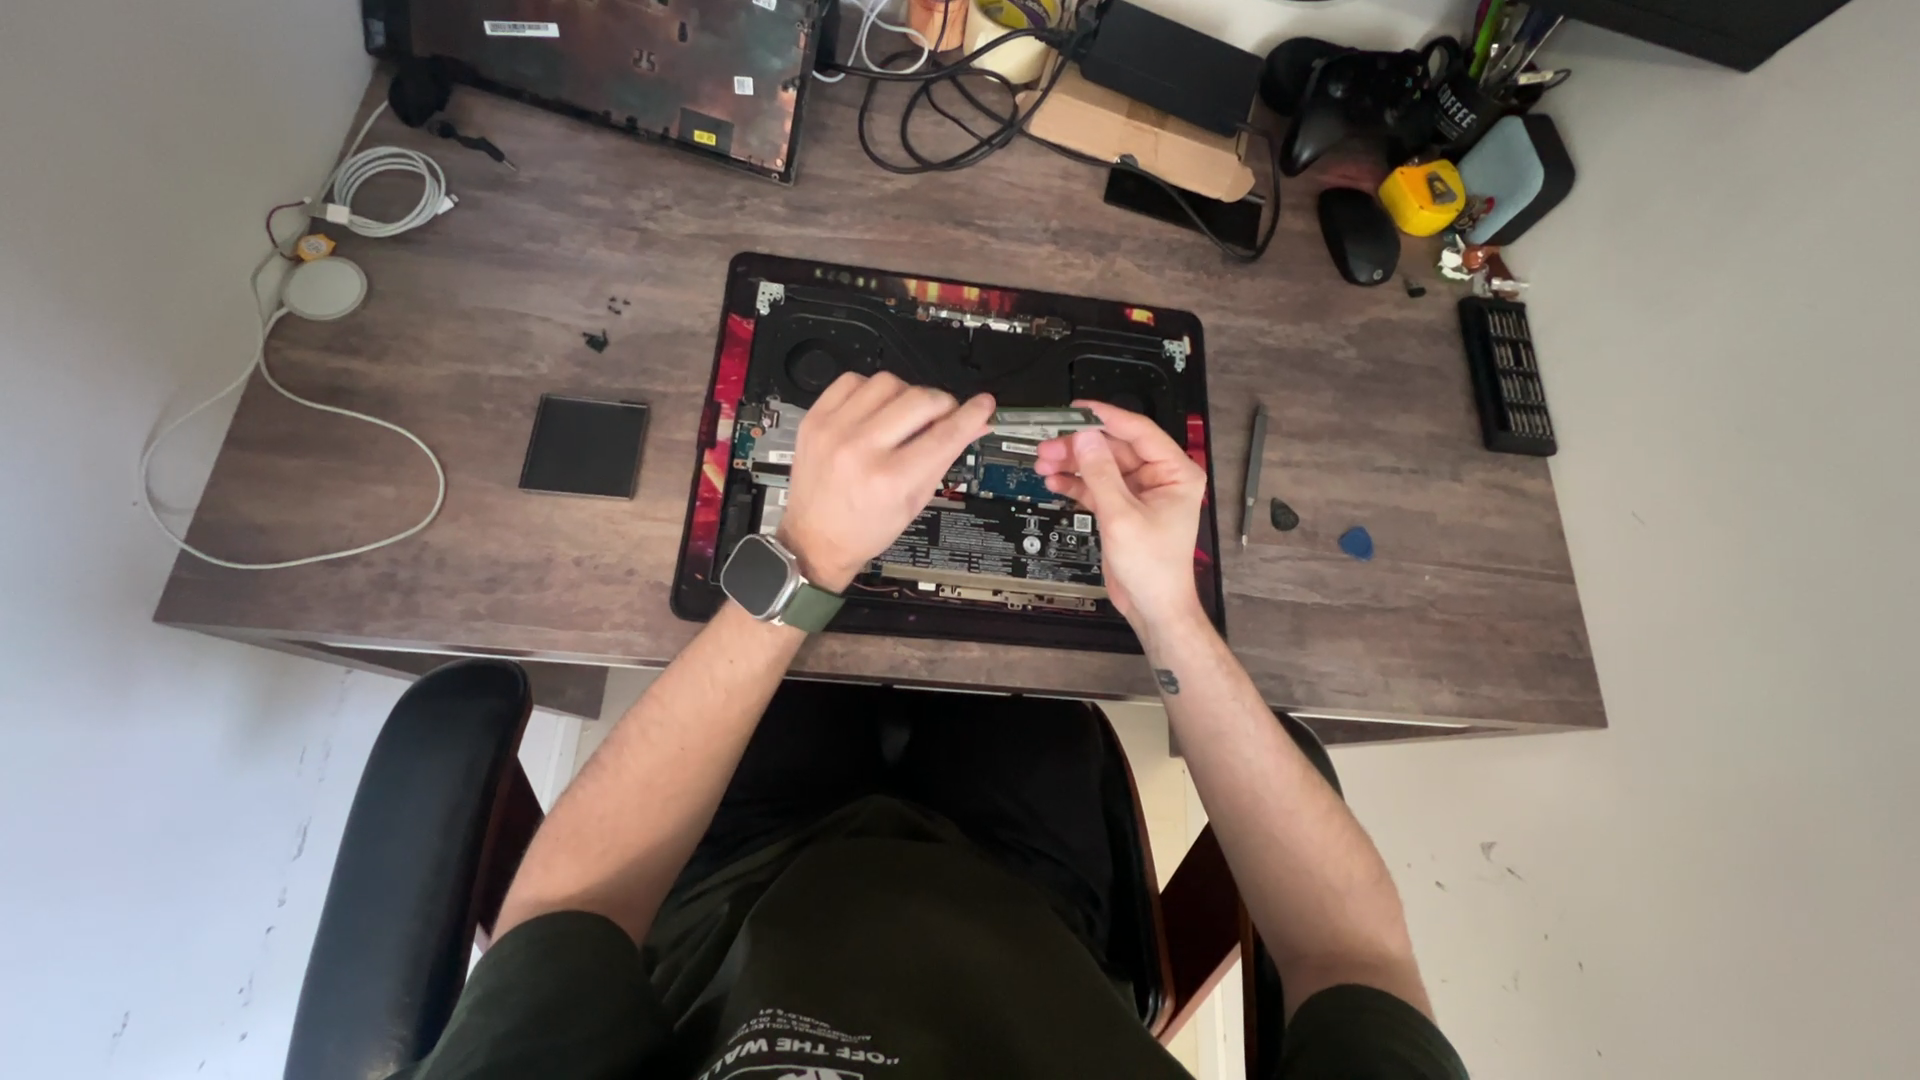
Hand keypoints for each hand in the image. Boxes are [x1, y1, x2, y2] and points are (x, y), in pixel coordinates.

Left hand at [777, 372, 994, 592]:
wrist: (815, 539)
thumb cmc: (865, 529)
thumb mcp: (915, 501)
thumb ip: (946, 457)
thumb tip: (975, 425)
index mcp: (890, 480)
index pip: (944, 435)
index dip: (970, 415)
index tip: (983, 404)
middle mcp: (860, 450)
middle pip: (920, 399)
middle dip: (942, 404)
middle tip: (943, 416)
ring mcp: (834, 431)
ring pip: (888, 382)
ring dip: (906, 395)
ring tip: (904, 416)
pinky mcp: (815, 420)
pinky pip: (852, 381)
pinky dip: (871, 390)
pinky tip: (875, 410)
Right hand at [1032, 401, 1206, 628]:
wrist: (1152, 605)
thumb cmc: (1154, 568)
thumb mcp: (1122, 516)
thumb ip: (1100, 474)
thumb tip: (1085, 438)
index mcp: (1175, 472)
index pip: (1138, 431)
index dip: (1105, 418)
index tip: (1077, 409)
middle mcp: (1159, 477)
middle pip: (1113, 447)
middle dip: (1080, 446)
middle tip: (1049, 444)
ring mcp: (1139, 492)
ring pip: (1100, 465)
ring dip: (1072, 463)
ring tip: (1044, 462)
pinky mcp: (1121, 507)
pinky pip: (1095, 486)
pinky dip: (1075, 483)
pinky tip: (1054, 480)